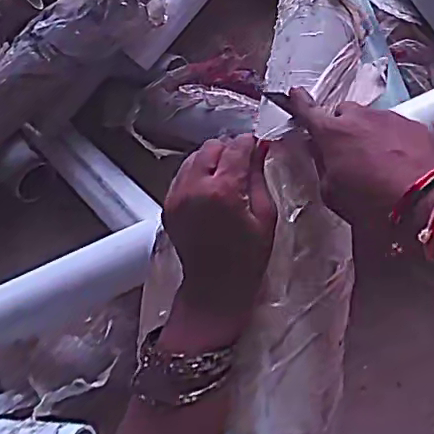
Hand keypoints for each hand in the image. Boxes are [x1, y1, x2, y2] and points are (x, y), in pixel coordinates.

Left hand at [162, 136, 273, 340]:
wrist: (213, 289)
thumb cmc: (246, 258)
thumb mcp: (265, 216)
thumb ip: (260, 177)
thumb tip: (261, 149)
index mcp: (222, 190)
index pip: (235, 147)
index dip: (249, 144)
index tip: (257, 148)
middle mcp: (194, 187)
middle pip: (211, 147)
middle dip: (228, 151)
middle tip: (242, 165)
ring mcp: (177, 195)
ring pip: (193, 158)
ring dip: (211, 161)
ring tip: (225, 178)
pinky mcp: (168, 204)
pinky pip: (182, 175)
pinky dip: (196, 175)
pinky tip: (210, 191)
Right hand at [279, 89, 433, 235]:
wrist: (425, 201)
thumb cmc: (371, 202)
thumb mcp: (332, 193)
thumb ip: (322, 166)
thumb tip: (320, 152)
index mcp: (331, 133)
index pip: (307, 110)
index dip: (299, 102)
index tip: (295, 94)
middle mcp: (357, 117)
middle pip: (342, 114)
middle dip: (341, 127)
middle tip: (347, 151)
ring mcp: (387, 117)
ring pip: (369, 119)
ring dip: (368, 133)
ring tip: (378, 160)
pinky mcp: (412, 123)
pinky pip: (394, 127)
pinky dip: (392, 139)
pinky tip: (399, 161)